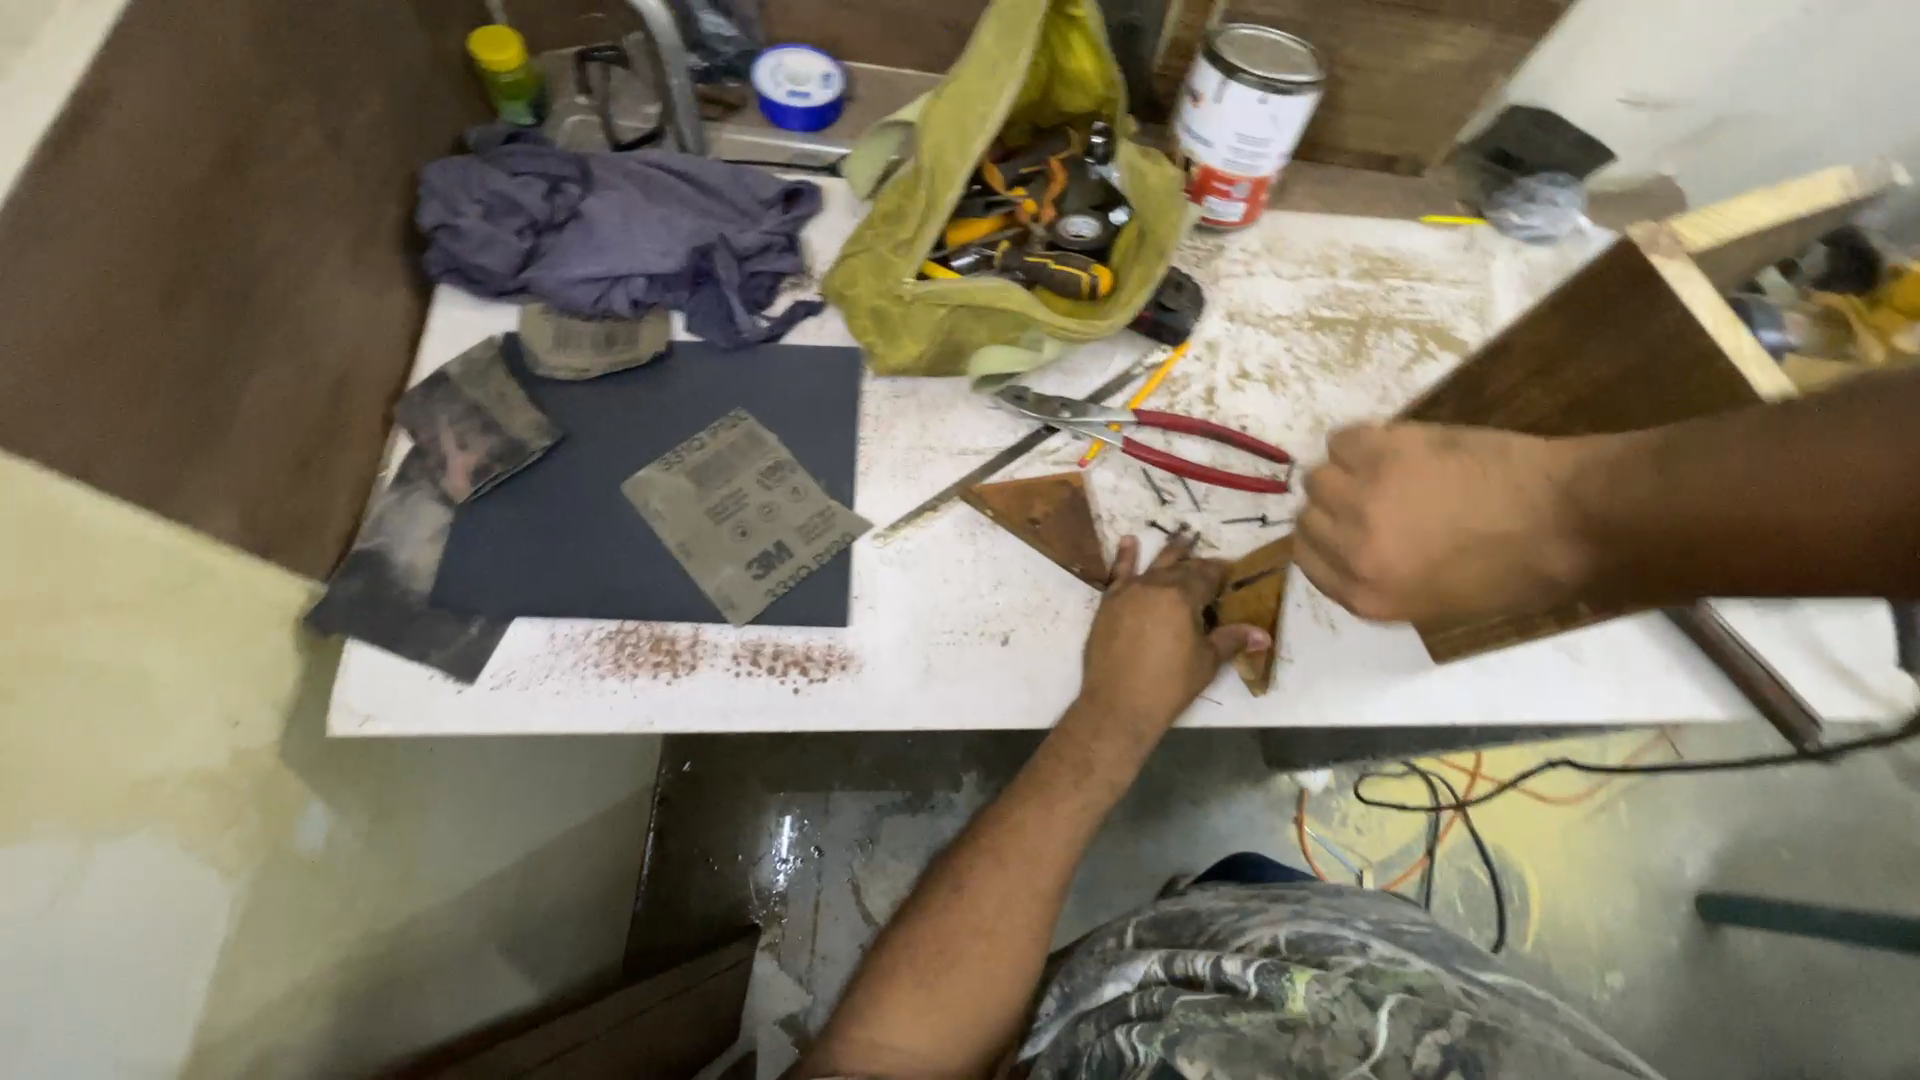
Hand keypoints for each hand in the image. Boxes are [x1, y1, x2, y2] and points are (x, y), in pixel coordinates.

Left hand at [1079, 533, 1270, 728]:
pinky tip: (1129, 542)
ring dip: (1169, 552)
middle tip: (1210, 561)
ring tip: (1182, 537)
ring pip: (1153, 565)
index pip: (1207, 576)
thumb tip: (1264, 635)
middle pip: (1181, 568)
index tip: (1229, 571)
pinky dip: (1124, 557)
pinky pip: (1118, 573)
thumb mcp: (1206, 662)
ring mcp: (1128, 592)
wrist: (1118, 702)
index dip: (1219, 572)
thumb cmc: (1169, 685)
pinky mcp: (1108, 603)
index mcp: (1183, 597)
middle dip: (1198, 564)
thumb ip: (1231, 640)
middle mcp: (1155, 586)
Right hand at [1295, 422, 1595, 623]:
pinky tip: (1394, 448)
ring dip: (1346, 472)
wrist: (1569, 517)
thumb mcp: (1437, 604)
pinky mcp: (1384, 452)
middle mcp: (1352, 550)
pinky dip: (1361, 441)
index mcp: (1367, 596)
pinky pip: (1342, 440)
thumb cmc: (1517, 570)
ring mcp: (1363, 499)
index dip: (1326, 541)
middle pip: (1308, 517)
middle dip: (1335, 508)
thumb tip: (1347, 553)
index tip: (1346, 528)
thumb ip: (1379, 583)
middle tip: (1373, 498)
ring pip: (1319, 477)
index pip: (1307, 560)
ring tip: (1385, 471)